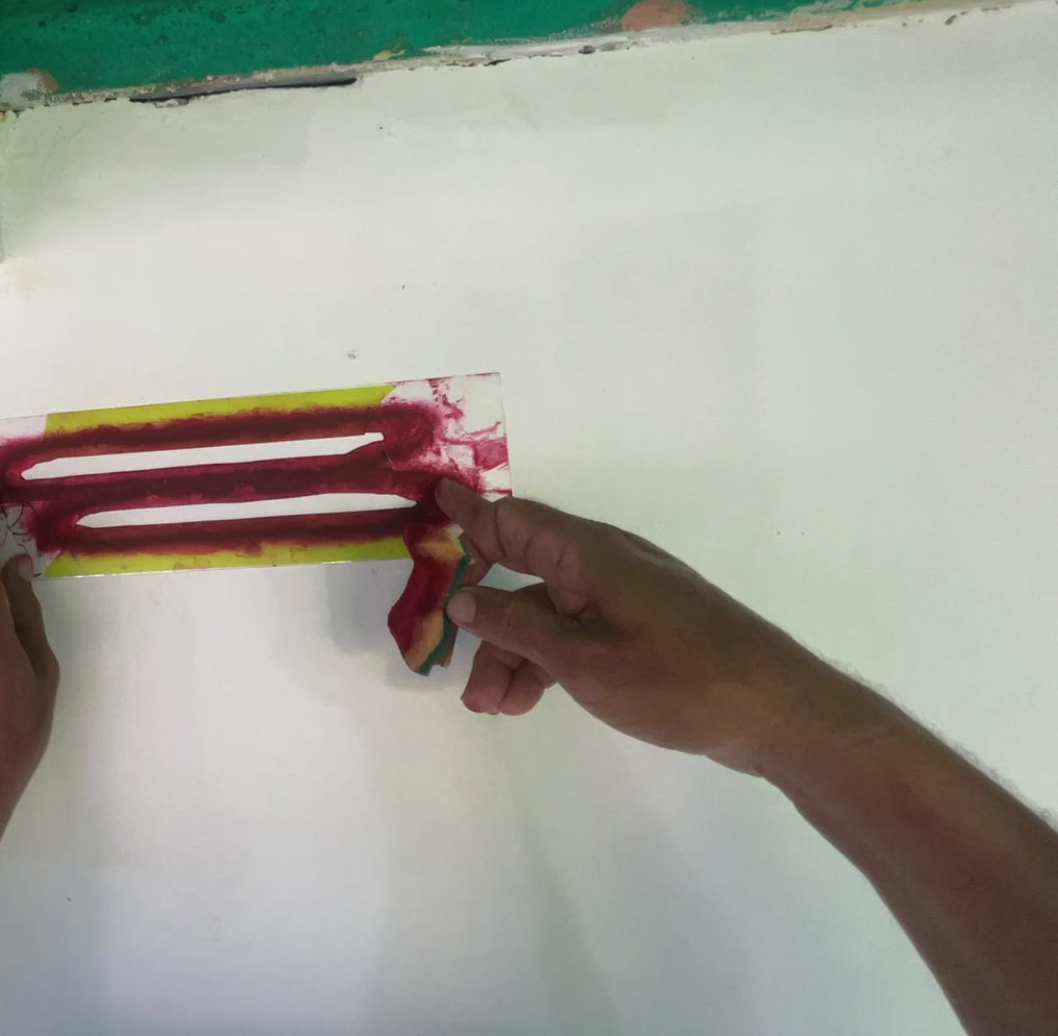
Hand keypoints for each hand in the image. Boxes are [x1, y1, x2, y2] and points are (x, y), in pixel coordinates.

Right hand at [435, 479, 890, 774]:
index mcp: (587, 555)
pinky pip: (567, 636)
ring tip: (487, 704)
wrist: (786, 720)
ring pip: (538, 615)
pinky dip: (540, 663)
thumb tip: (458, 597)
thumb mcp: (579, 658)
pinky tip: (520, 702)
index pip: (511, 519)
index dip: (468, 513)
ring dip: (507, 654)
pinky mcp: (633, 630)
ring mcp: (617, 600)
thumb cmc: (678, 677)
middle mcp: (598, 567)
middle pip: (516, 574)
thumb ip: (511, 624)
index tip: (432, 500)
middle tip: (444, 640)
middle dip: (479, 613)